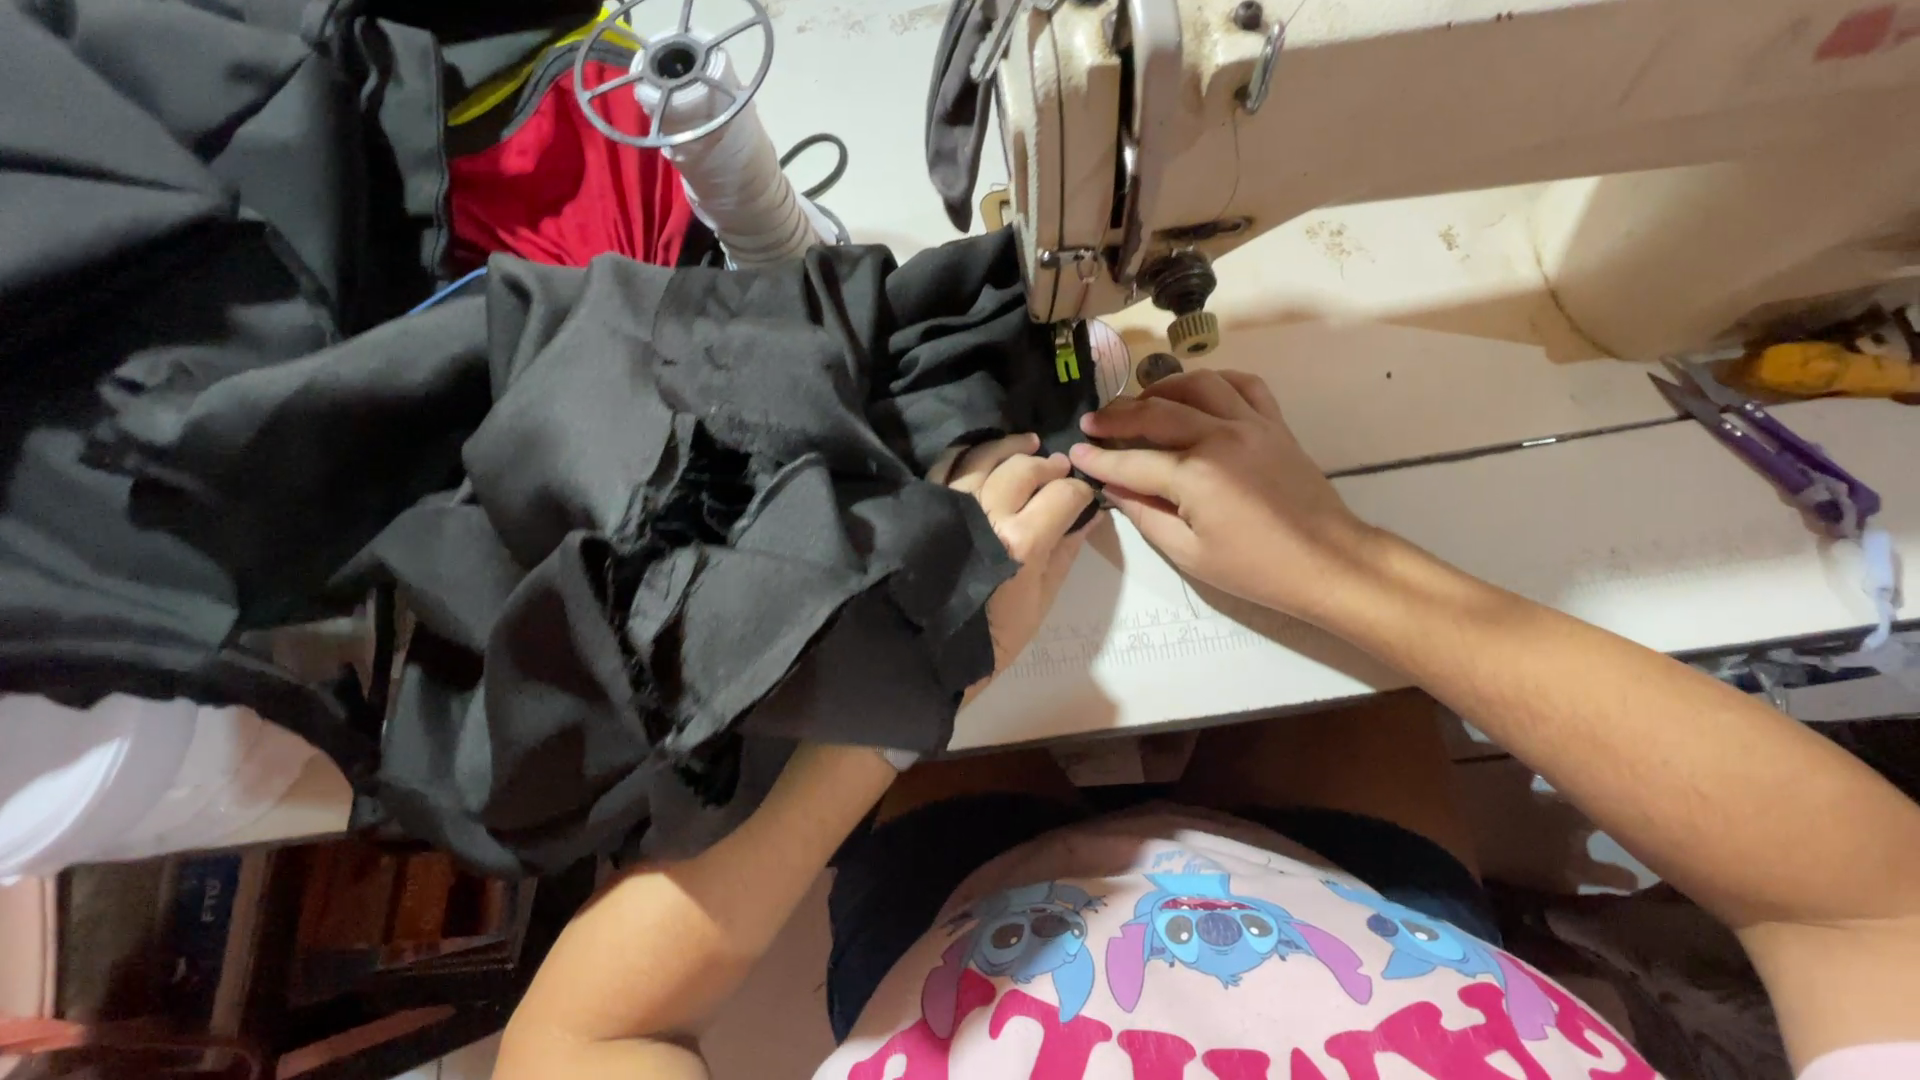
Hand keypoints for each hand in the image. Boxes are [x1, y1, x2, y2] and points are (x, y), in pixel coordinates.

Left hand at [946, 434, 1095, 680]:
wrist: (925, 650)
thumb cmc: (990, 637)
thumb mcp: (1040, 602)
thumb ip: (1065, 553)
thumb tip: (1089, 517)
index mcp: (1021, 542)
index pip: (1062, 496)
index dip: (1079, 491)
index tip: (1084, 494)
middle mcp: (987, 513)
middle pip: (1025, 469)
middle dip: (1049, 466)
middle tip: (1058, 468)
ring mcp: (953, 503)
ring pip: (986, 457)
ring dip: (1012, 447)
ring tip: (1027, 444)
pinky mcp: (927, 504)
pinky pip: (948, 463)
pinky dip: (970, 452)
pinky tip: (984, 452)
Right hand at [1068, 369, 1376, 618]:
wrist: (1327, 561)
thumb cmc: (1255, 569)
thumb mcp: (1189, 554)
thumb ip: (1146, 514)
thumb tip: (1114, 487)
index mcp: (1196, 476)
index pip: (1133, 460)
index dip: (1099, 458)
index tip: (1074, 452)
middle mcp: (1220, 437)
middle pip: (1157, 412)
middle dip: (1118, 416)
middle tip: (1093, 421)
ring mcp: (1252, 424)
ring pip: (1198, 385)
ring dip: (1162, 388)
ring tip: (1141, 402)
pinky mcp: (1275, 423)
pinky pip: (1243, 384)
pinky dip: (1215, 381)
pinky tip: (1198, 393)